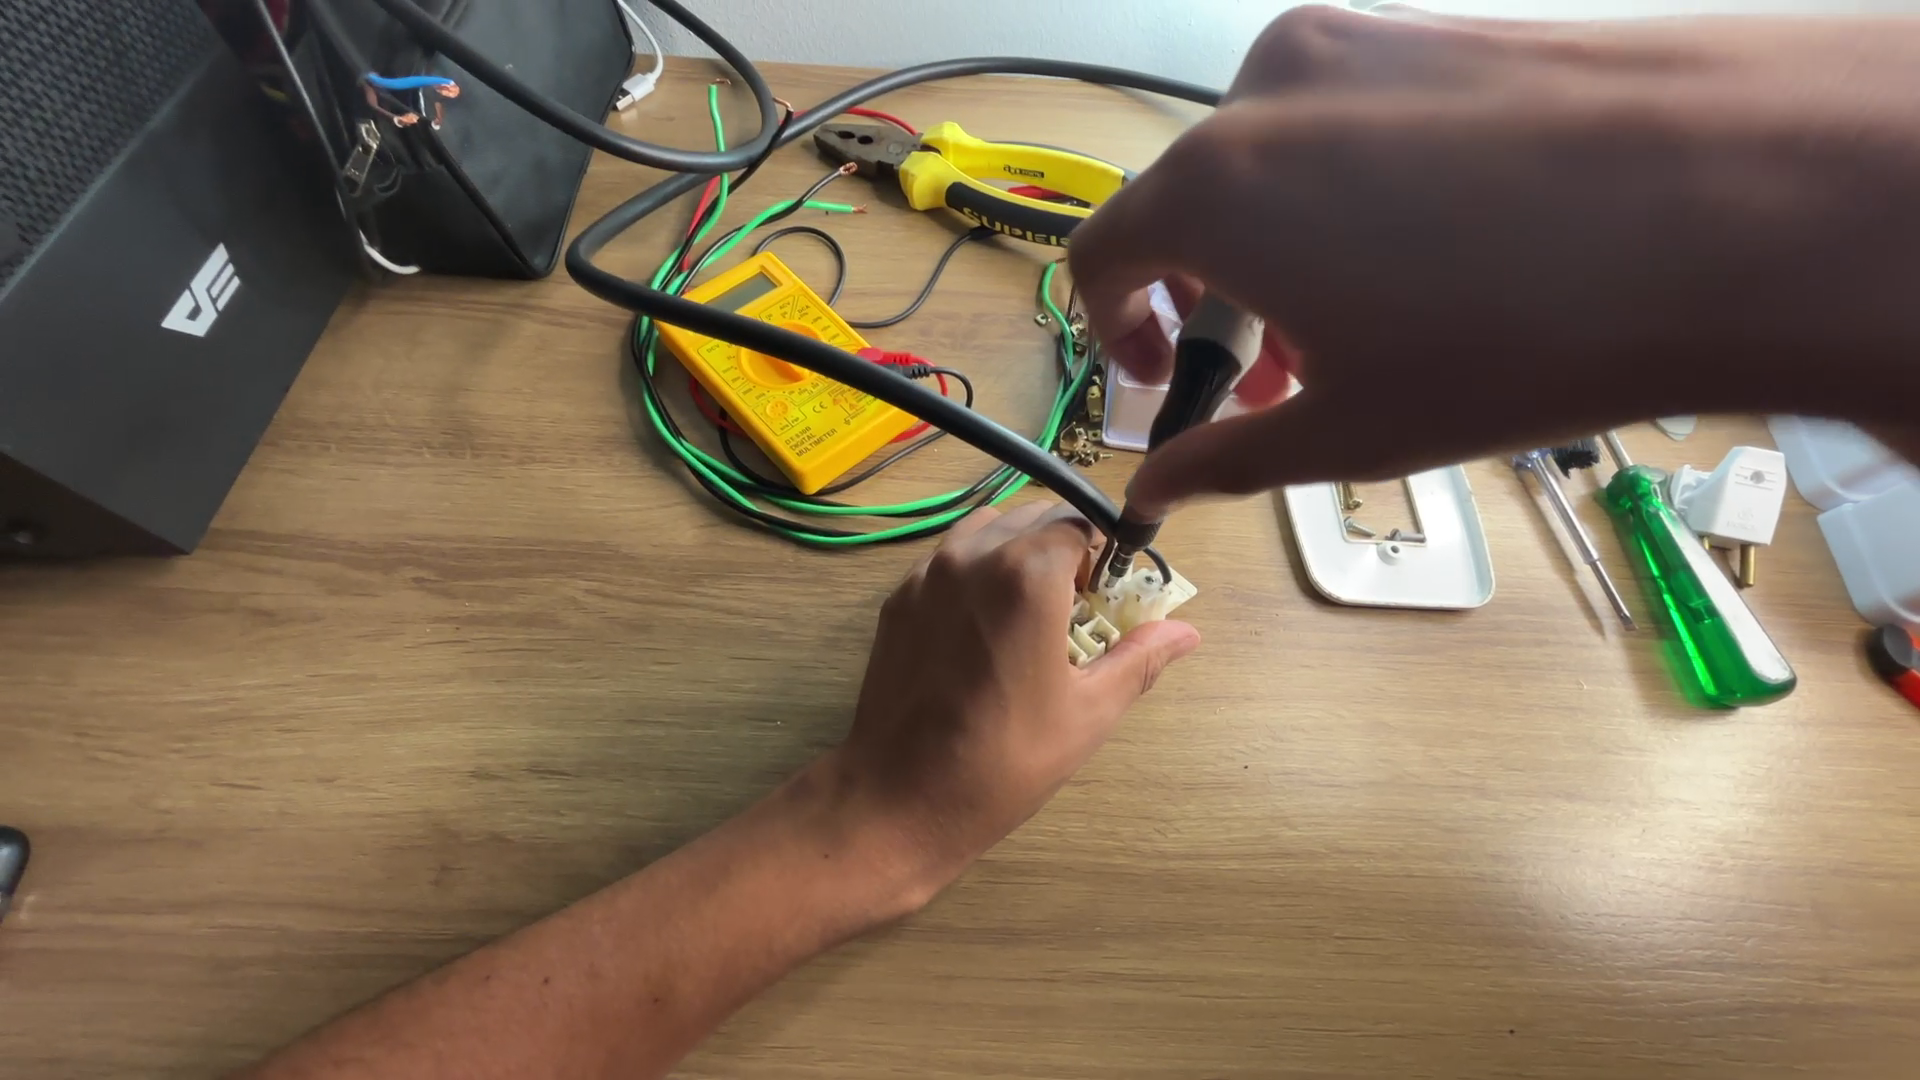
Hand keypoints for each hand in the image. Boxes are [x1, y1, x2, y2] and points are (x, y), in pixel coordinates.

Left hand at [819, 502, 1198, 899]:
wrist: (901, 797)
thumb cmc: (1005, 759)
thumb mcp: (1088, 712)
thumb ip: (1140, 658)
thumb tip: (1188, 631)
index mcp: (1026, 574)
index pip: (1078, 522)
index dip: (1100, 553)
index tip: (1103, 597)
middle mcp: (972, 555)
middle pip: (1032, 515)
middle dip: (1061, 545)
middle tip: (1070, 607)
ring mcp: (927, 573)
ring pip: (985, 528)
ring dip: (1016, 548)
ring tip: (1026, 609)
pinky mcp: (898, 597)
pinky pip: (947, 557)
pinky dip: (975, 568)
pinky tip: (979, 626)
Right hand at [1069, 5, 1919, 516]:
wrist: (1778, 202)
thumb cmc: (1511, 342)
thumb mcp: (1339, 431)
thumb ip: (1216, 458)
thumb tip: (1147, 492)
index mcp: (1212, 188)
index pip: (1099, 253)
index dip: (1110, 328)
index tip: (1163, 376)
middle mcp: (1262, 94)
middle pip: (1180, 213)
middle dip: (1200, 305)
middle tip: (1264, 377)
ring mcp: (1354, 42)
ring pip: (1256, 170)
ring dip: (1263, 259)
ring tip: (1340, 330)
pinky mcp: (1434, 25)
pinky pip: (1331, 126)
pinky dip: (1328, 202)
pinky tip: (1409, 258)